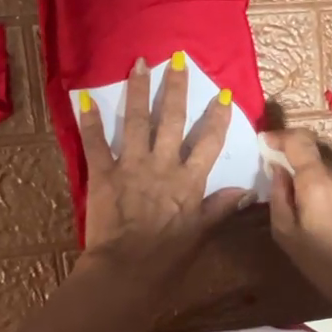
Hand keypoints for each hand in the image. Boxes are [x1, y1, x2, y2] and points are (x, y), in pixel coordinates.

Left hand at [75, 57, 248, 280]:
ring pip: (137, 121)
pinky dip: (89, 121)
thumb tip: (246, 192)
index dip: (218, 118)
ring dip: (138, 91)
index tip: (224, 95)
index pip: (209, 143)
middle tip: (178, 60)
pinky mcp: (103, 174)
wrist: (127, 271)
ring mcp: (132, 166)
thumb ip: (220, 208)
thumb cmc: (167, 260)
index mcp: (189, 182)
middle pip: (173, 121)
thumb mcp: (200, 235)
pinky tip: (85, 99)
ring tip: (139, 64)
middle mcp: (163, 165)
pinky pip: (94, 143)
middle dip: (177, 89)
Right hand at [263, 128, 331, 308]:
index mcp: (316, 181)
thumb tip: (278, 170)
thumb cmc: (321, 260)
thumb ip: (279, 195)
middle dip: (297, 167)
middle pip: (314, 157)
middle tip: (286, 188)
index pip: (298, 140)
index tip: (266, 142)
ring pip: (330, 171)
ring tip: (312, 211)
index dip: (280, 136)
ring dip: (317, 182)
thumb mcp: (286, 233)